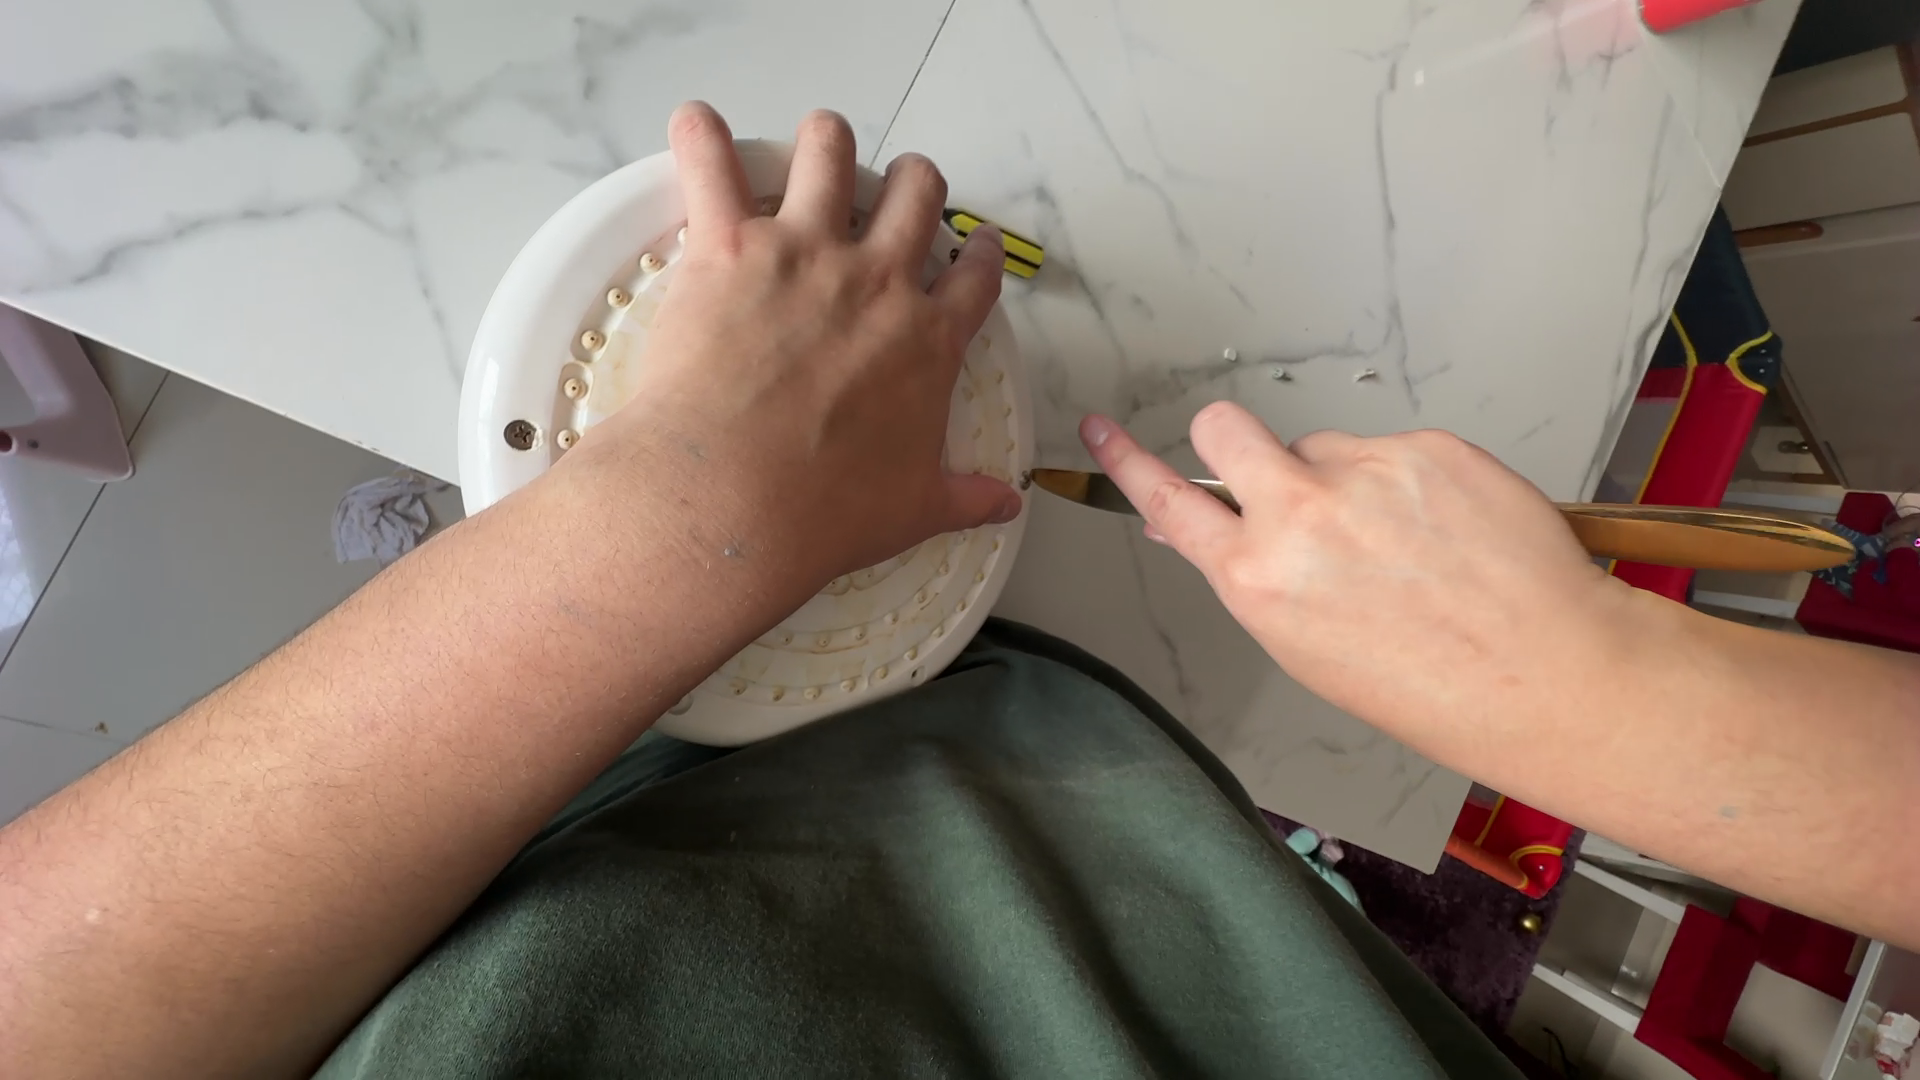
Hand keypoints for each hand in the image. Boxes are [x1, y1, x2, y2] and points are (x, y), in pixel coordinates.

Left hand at [558, 102, 1019, 600]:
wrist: (736, 501)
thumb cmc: (831, 511)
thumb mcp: (917, 510)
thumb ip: (969, 498)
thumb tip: (1010, 504)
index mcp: (928, 340)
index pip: (976, 276)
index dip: (981, 252)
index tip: (975, 245)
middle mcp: (877, 280)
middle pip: (917, 192)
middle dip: (915, 186)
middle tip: (896, 201)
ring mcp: (804, 252)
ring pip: (831, 149)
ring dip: (828, 146)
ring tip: (813, 161)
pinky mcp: (728, 245)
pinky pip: (710, 159)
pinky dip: (702, 137)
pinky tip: (697, 129)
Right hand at [1080, 404, 1630, 730]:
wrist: (1542, 674)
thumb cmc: (1412, 679)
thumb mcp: (1296, 638)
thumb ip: (1241, 571)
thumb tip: (1195, 530)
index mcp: (1255, 576)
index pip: (1167, 500)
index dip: (1124, 462)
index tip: (1099, 429)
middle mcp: (1298, 515)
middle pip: (1223, 427)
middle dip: (1230, 443)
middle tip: (1270, 473)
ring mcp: (1364, 471)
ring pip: (1316, 445)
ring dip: (1334, 475)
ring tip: (1390, 532)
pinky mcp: (1426, 446)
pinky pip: (1384, 447)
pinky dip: (1399, 478)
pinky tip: (1436, 525)